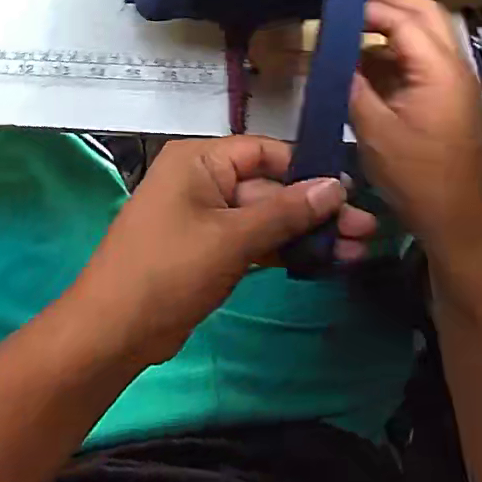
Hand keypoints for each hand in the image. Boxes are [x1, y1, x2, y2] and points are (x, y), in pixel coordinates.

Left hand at [62, 136, 376, 365]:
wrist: (115, 330)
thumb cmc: (169, 269)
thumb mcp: (231, 237)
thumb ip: (286, 211)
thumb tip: (336, 185)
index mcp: (198, 159)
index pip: (263, 151)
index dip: (307, 168)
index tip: (351, 189)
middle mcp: (203, 179)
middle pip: (269, 186)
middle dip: (315, 208)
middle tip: (366, 230)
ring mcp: (207, 216)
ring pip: (266, 217)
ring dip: (306, 233)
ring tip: (357, 249)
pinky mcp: (211, 249)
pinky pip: (254, 240)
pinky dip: (284, 250)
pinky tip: (325, 261)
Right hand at [350, 0, 481, 254]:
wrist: (455, 215)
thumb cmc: (414, 173)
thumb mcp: (372, 128)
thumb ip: (351, 83)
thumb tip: (329, 53)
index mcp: (438, 69)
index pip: (403, 19)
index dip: (368, 8)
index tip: (332, 9)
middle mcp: (453, 64)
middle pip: (425, 12)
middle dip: (388, 0)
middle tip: (347, 0)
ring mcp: (454, 78)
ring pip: (427, 30)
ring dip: (393, 21)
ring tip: (352, 23)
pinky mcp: (447, 93)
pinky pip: (423, 54)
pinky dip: (395, 46)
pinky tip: (365, 57)